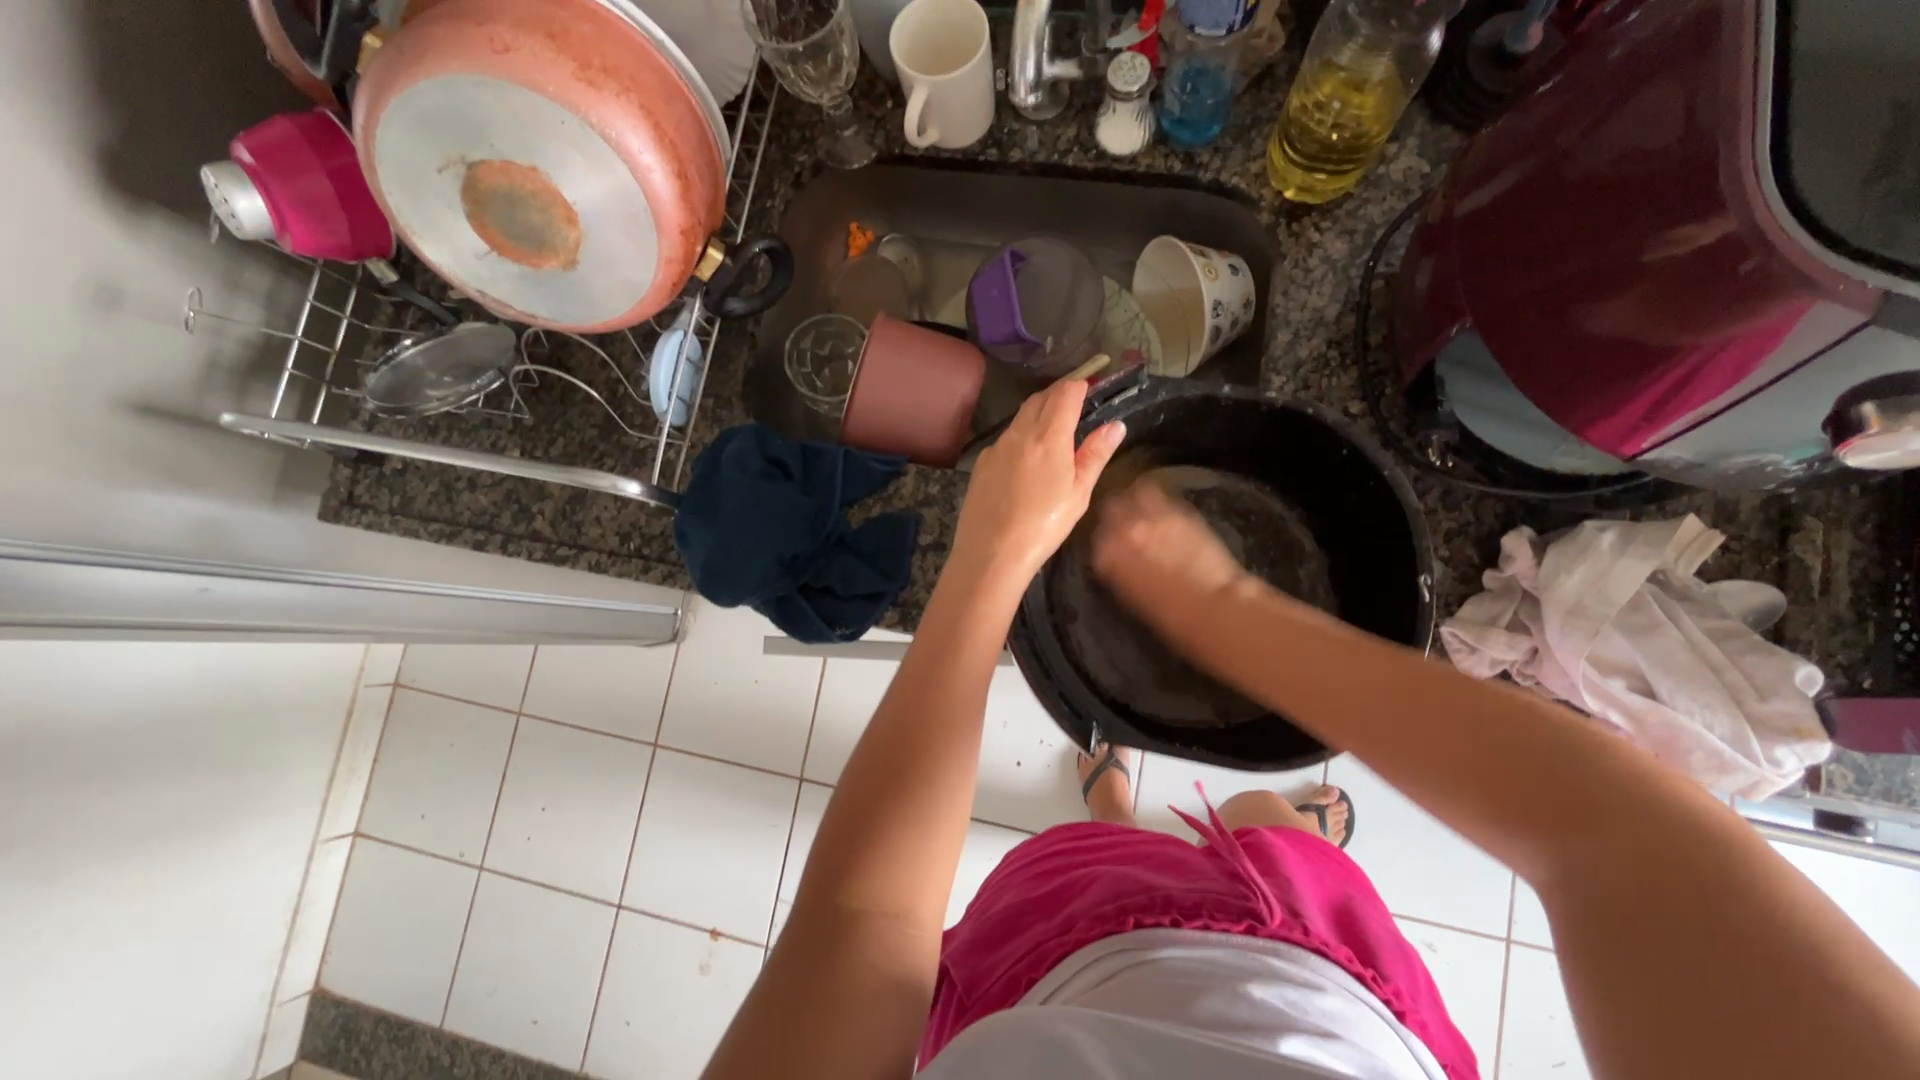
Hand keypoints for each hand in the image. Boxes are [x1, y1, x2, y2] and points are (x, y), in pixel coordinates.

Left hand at [950, 378, 1125, 586]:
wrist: (991, 552)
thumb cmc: (1044, 525)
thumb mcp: (1079, 493)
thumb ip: (1095, 454)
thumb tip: (1115, 424)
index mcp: (1049, 436)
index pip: (1066, 393)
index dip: (1080, 387)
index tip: (1090, 391)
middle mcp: (1020, 433)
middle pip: (1040, 398)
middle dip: (1058, 395)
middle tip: (1075, 406)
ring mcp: (996, 447)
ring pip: (1020, 418)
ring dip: (1038, 415)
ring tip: (1053, 433)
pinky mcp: (981, 463)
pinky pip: (1005, 439)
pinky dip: (1020, 438)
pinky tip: (1026, 462)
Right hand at [1092, 479, 1252, 634]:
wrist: (1213, 606)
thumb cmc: (1169, 615)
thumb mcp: (1129, 597)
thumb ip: (1117, 572)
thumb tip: (1116, 561)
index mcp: (1108, 555)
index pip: (1097, 540)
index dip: (1106, 545)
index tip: (1113, 551)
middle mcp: (1125, 528)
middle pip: (1111, 509)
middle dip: (1116, 517)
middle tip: (1127, 528)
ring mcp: (1152, 515)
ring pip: (1134, 493)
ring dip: (1136, 501)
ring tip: (1144, 512)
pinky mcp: (1179, 509)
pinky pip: (1160, 495)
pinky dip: (1157, 501)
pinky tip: (1164, 514)